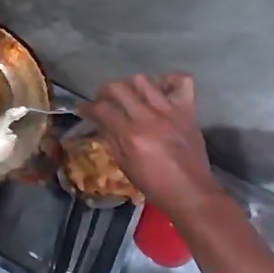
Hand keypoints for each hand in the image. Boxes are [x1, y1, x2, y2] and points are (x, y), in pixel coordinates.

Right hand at [80, 74, 231, 220]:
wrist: (191, 192)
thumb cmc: (154, 184)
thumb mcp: (124, 165)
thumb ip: (111, 139)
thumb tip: (100, 122)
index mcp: (130, 135)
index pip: (101, 109)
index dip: (87, 107)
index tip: (82, 109)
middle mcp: (149, 118)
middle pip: (118, 87)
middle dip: (105, 91)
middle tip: (105, 101)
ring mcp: (170, 111)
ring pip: (144, 80)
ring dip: (132, 85)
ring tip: (132, 95)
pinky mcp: (188, 111)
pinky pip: (182, 82)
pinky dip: (170, 81)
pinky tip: (161, 91)